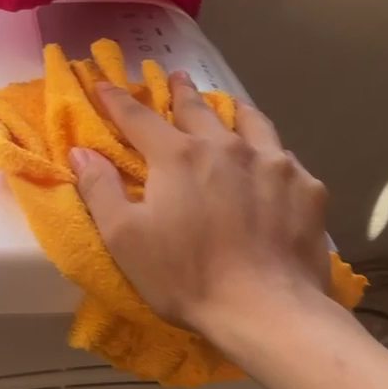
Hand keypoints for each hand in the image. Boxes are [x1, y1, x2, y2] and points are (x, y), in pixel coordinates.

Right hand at [70, 72, 334, 342]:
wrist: (267, 311)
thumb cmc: (186, 276)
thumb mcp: (124, 239)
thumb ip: (100, 189)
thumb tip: (80, 151)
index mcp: (178, 156)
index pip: (138, 117)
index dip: (116, 99)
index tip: (104, 84)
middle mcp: (226, 146)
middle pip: (198, 110)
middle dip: (181, 92)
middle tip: (177, 77)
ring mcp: (273, 163)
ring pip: (252, 123)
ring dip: (234, 111)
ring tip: (231, 107)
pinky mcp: (307, 187)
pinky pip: (285, 158)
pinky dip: (270, 154)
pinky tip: (271, 167)